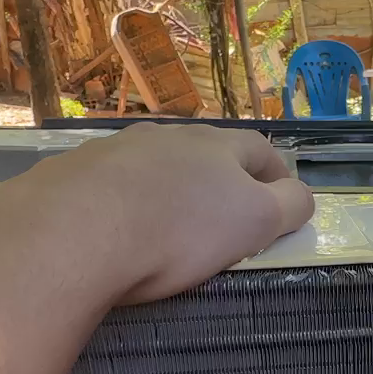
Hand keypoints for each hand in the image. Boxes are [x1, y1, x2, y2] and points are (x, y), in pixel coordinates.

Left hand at [0, 123, 313, 310]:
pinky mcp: (72, 175)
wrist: (70, 234)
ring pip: (159, 168)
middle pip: (209, 156)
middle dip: (225, 184)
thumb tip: (302, 197)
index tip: (282, 211)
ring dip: (174, 192)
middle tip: (230, 224)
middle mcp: (167, 137)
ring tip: (173, 231)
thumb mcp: (255, 222)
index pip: (263, 152)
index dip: (279, 181)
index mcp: (218, 146)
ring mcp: (115, 151)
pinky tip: (121, 236)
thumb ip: (289, 207)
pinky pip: (114, 188)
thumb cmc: (179, 230)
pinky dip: (128, 206)